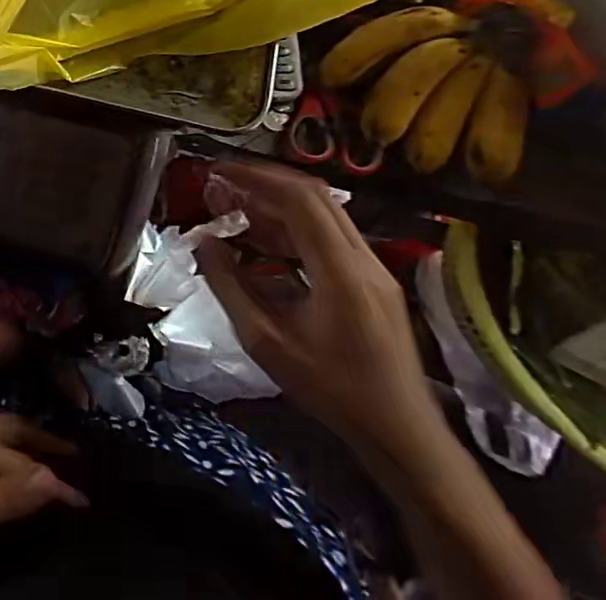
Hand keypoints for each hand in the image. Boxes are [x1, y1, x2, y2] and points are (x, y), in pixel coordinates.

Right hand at [197, 161, 440, 461]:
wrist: (402, 433)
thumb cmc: (333, 391)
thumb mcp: (267, 343)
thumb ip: (230, 286)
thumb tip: (204, 242)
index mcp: (341, 271)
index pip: (300, 200)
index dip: (256, 177)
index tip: (219, 172)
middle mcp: (363, 258)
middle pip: (314, 197)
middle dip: (264, 182)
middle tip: (222, 184)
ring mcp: (374, 268)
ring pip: (323, 214)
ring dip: (277, 205)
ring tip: (234, 210)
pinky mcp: (373, 280)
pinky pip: (329, 237)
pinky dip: (293, 228)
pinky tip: (263, 241)